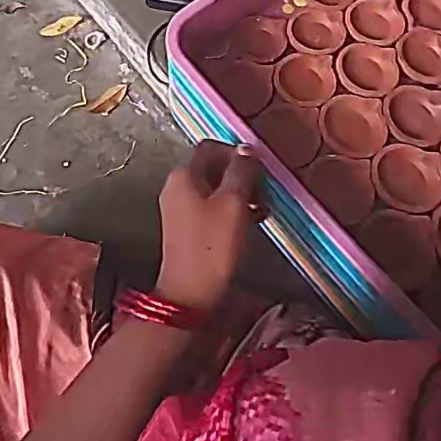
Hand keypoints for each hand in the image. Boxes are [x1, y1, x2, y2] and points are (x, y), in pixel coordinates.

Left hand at [155, 141, 260, 310]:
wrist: (192, 292)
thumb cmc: (213, 245)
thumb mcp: (233, 203)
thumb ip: (241, 171)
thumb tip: (246, 148)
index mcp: (183, 175)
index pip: (210, 147)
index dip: (235, 151)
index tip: (259, 166)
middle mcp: (176, 186)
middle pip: (212, 167)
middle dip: (240, 174)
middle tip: (264, 188)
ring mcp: (178, 207)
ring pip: (213, 188)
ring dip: (239, 193)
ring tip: (263, 206)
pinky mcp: (186, 227)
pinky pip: (210, 207)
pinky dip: (230, 209)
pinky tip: (252, 220)